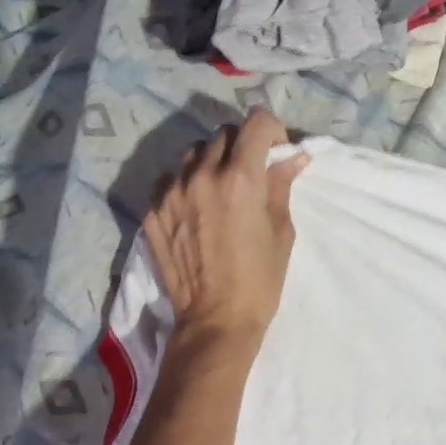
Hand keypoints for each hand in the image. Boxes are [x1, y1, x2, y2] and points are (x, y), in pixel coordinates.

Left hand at [143, 111, 307, 351]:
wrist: (215, 321)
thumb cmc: (260, 281)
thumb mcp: (281, 233)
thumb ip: (281, 187)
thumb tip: (292, 159)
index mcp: (239, 179)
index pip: (255, 124)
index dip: (271, 129)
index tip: (277, 148)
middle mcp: (201, 175)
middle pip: (223, 134)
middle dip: (242, 145)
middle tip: (253, 171)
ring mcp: (172, 192)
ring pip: (193, 154)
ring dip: (212, 161)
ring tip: (222, 190)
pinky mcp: (153, 210)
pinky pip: (171, 180)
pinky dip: (187, 184)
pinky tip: (198, 209)